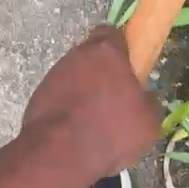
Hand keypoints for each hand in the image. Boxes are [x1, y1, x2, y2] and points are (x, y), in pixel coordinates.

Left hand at [22, 26, 162, 175]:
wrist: (60, 154)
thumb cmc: (111, 131)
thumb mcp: (149, 121)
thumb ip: (148, 100)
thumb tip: (142, 98)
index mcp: (106, 51)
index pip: (113, 33)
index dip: (122, 49)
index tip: (129, 68)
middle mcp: (77, 55)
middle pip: (92, 55)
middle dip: (103, 72)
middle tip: (116, 99)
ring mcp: (54, 74)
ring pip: (75, 75)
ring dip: (85, 91)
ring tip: (96, 121)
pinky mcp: (39, 94)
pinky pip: (60, 95)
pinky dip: (69, 107)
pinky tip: (77, 130)